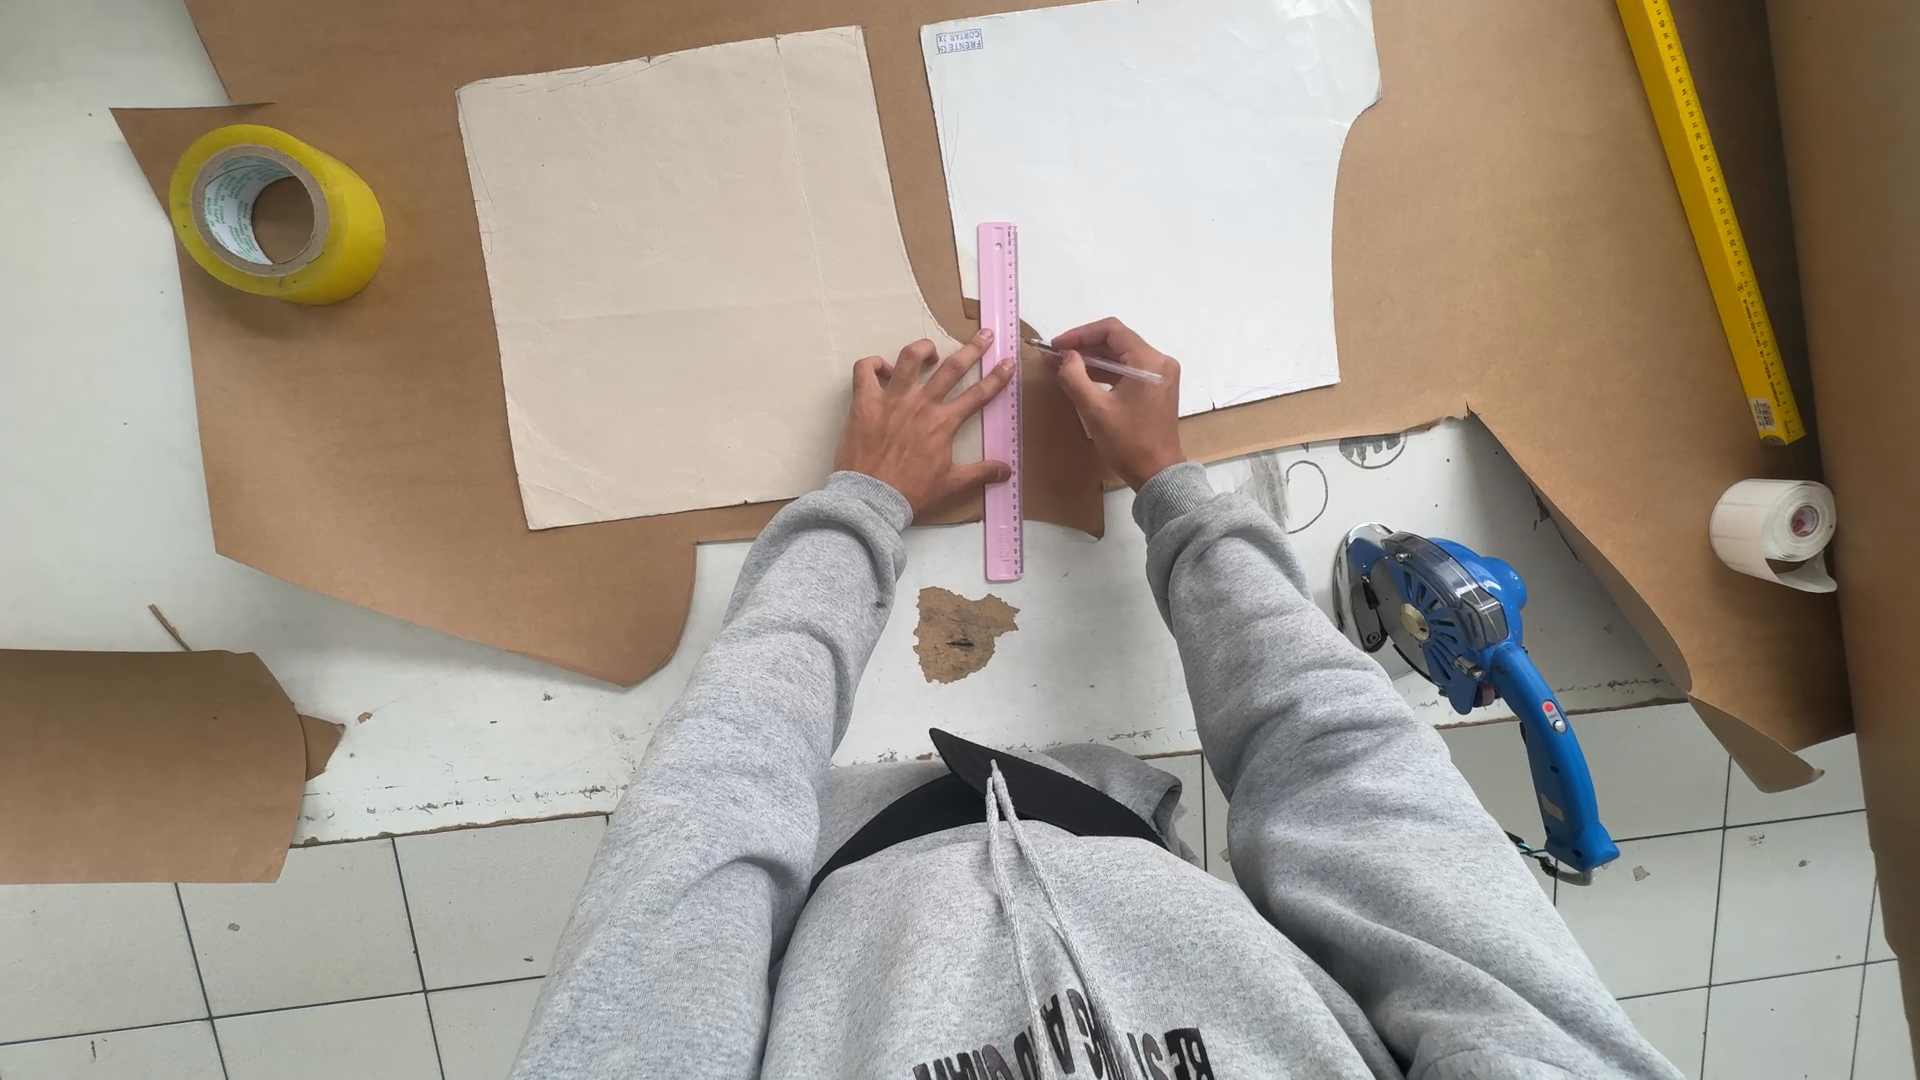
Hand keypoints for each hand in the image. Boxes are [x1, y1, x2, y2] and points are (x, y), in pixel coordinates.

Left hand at [834, 329, 1014, 516]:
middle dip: (973, 349)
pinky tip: (882, 369)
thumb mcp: (951, 484)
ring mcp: (892, 399)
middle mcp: (921, 404)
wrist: (872, 498)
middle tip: (985, 335)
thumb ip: (981, 473)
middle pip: (953, 367)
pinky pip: (865, 370)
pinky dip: (873, 364)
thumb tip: (1007, 471)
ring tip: (931, 350)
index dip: (997, 378)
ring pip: (910, 358)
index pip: (979, 395)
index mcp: (944, 422)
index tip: (1008, 363)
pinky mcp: (865, 401)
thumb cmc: (911, 492)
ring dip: (923, 348)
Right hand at [1049, 317, 1185, 489]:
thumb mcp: (1094, 410)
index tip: (1057, 345)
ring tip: (1063, 366)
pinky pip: (1128, 371)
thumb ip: (1075, 377)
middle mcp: (1159, 362)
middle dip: (1084, 347)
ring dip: (1093, 360)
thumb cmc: (1128, 443)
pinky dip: (1105, 373)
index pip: (1111, 330)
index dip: (1080, 334)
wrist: (1157, 473)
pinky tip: (1083, 378)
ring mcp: (1160, 375)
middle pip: (1117, 341)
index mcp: (1148, 362)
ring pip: (1121, 356)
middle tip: (1056, 356)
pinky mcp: (1157, 388)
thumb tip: (1066, 357)